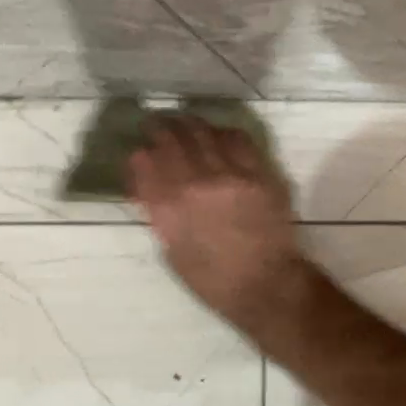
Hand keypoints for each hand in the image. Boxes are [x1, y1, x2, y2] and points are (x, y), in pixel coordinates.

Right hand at [126, 114, 312, 335]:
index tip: (141, 153)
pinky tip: (220, 134)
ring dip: (190, 124)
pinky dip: (224, 132)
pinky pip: (239, 139)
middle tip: (158, 123)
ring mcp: (230, 175)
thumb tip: (149, 191)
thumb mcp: (172, 251)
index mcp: (168, 208)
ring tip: (185, 122)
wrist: (266, 283)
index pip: (143, 164)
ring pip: (204, 132)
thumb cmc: (214, 279)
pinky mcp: (258, 172)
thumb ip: (160, 215)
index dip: (139, 156)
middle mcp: (195, 184)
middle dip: (160, 128)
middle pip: (172, 139)